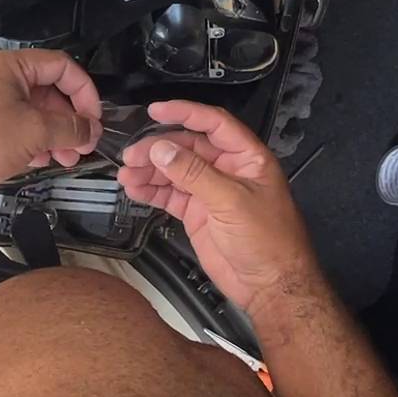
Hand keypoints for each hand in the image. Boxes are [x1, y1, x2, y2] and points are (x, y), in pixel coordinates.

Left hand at [0, 49, 102, 206]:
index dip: (84, 92)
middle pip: (49, 91)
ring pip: (33, 113)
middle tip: (85, 145)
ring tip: (67, 158)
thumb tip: (92, 130)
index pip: (61, 67)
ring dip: (55, 135)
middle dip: (70, 119)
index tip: (95, 119)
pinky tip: (42, 160)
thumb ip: (70, 128)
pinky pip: (16, 127)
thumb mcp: (34, 131)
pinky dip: (33, 142)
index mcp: (10, 66)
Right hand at [116, 100, 324, 314]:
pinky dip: (151, 191)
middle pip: (187, 148)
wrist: (270, 286)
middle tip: (133, 154)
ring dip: (150, 171)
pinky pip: (170, 195)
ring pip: (174, 171)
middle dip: (158, 148)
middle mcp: (227, 170)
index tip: (157, 110)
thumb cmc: (270, 241)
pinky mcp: (198, 213)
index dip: (185, 113)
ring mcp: (211, 192)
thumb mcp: (231, 201)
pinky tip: (135, 189)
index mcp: (246, 158)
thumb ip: (194, 174)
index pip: (213, 124)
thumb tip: (163, 149)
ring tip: (127, 174)